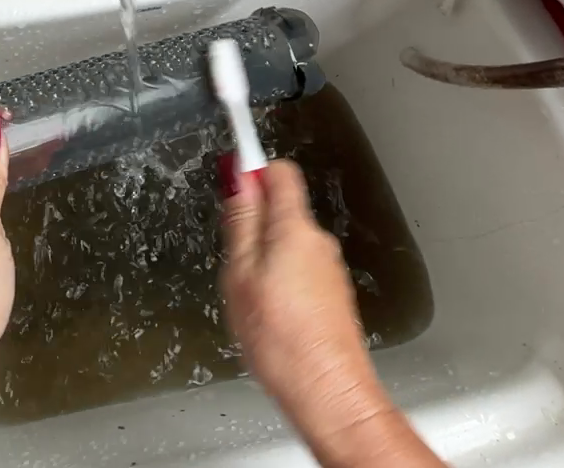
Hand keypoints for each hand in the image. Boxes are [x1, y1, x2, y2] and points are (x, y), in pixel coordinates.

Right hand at [219, 159, 443, 467]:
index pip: (278, 170)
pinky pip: (299, 266)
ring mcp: (328, 268)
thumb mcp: (241, 273)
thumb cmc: (283, 341)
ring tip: (250, 296)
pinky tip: (269, 314)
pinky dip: (280, 278)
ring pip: (287, 239)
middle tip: (232, 259)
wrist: (330, 395)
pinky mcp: (332, 293)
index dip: (252, 167)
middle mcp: (318, 240)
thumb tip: (238, 175)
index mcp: (294, 227)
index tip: (231, 174)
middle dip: (252, 221)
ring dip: (264, 254)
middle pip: (280, 205)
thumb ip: (241, 219)